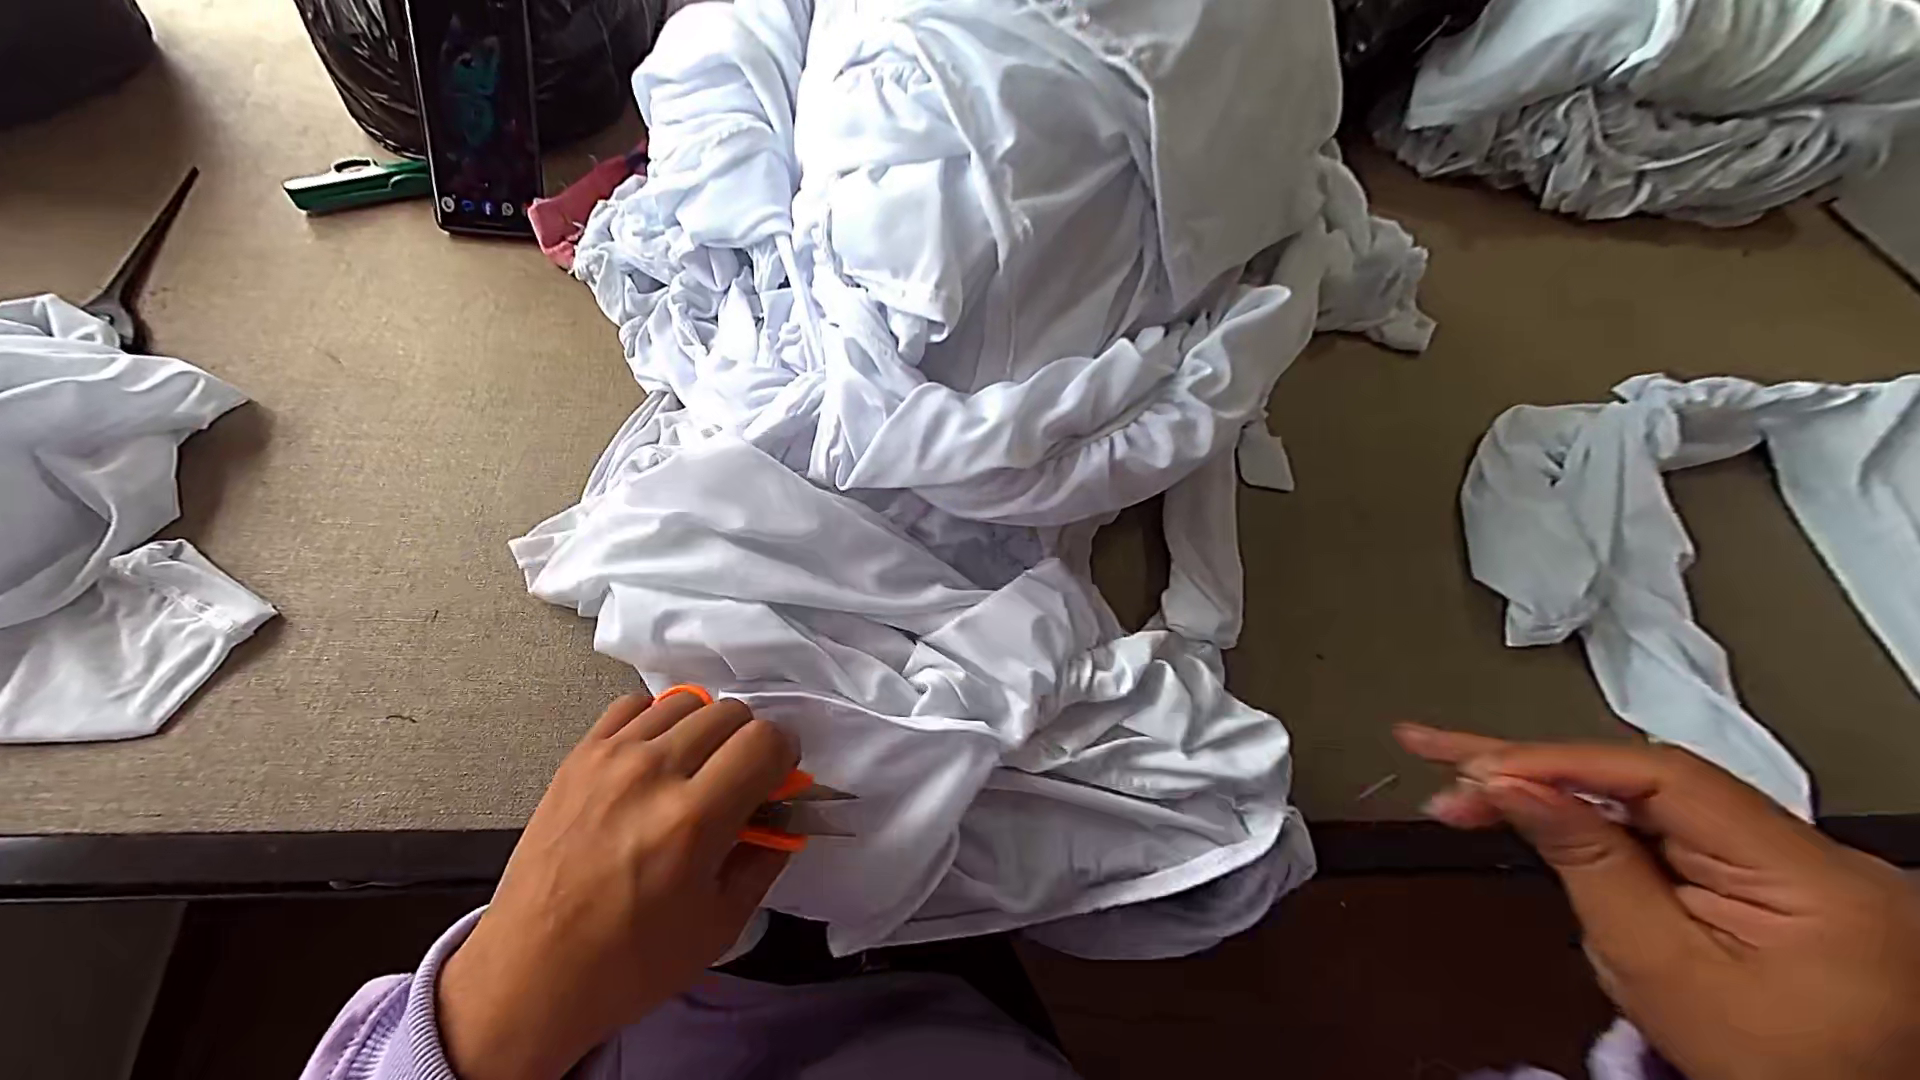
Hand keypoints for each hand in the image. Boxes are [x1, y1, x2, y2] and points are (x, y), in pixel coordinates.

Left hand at [437, 689, 797, 1079]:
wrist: (528, 977)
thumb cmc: (630, 961)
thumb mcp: (723, 922)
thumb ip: (767, 854)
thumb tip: (785, 810)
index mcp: (693, 819)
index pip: (765, 739)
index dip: (784, 754)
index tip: (777, 775)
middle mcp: (652, 774)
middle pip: (732, 712)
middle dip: (749, 741)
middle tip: (739, 777)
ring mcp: (610, 759)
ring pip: (688, 701)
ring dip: (707, 728)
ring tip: (697, 766)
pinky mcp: (579, 756)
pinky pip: (636, 704)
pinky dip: (659, 720)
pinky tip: (657, 754)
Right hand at [1397, 723, 1919, 1079]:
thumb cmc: (1765, 1070)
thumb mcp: (1655, 962)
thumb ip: (1584, 859)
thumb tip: (1512, 785)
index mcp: (1816, 879)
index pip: (1658, 777)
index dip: (1555, 763)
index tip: (1478, 769)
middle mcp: (1812, 852)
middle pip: (1631, 775)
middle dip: (1524, 765)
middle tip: (1434, 748)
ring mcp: (1781, 855)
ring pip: (1627, 791)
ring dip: (1535, 784)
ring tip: (1454, 776)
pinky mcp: (1748, 865)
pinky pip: (1644, 818)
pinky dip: (1570, 810)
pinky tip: (1515, 799)